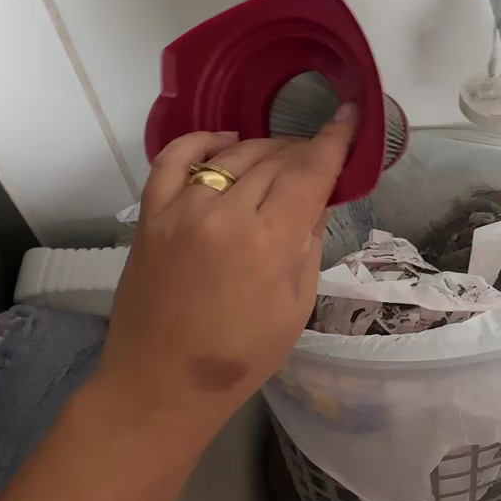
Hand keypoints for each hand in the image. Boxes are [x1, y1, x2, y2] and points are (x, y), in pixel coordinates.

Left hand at [95, 108, 355, 435]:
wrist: (162, 384)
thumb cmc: (244, 354)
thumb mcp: (297, 301)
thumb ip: (309, 241)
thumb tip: (320, 196)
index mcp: (270, 240)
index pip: (310, 172)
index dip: (334, 142)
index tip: (349, 117)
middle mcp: (225, 214)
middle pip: (275, 159)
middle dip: (305, 150)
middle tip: (321, 157)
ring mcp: (181, 210)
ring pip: (234, 156)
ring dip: (265, 149)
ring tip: (283, 156)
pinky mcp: (150, 216)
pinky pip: (173, 159)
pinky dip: (202, 142)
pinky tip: (226, 142)